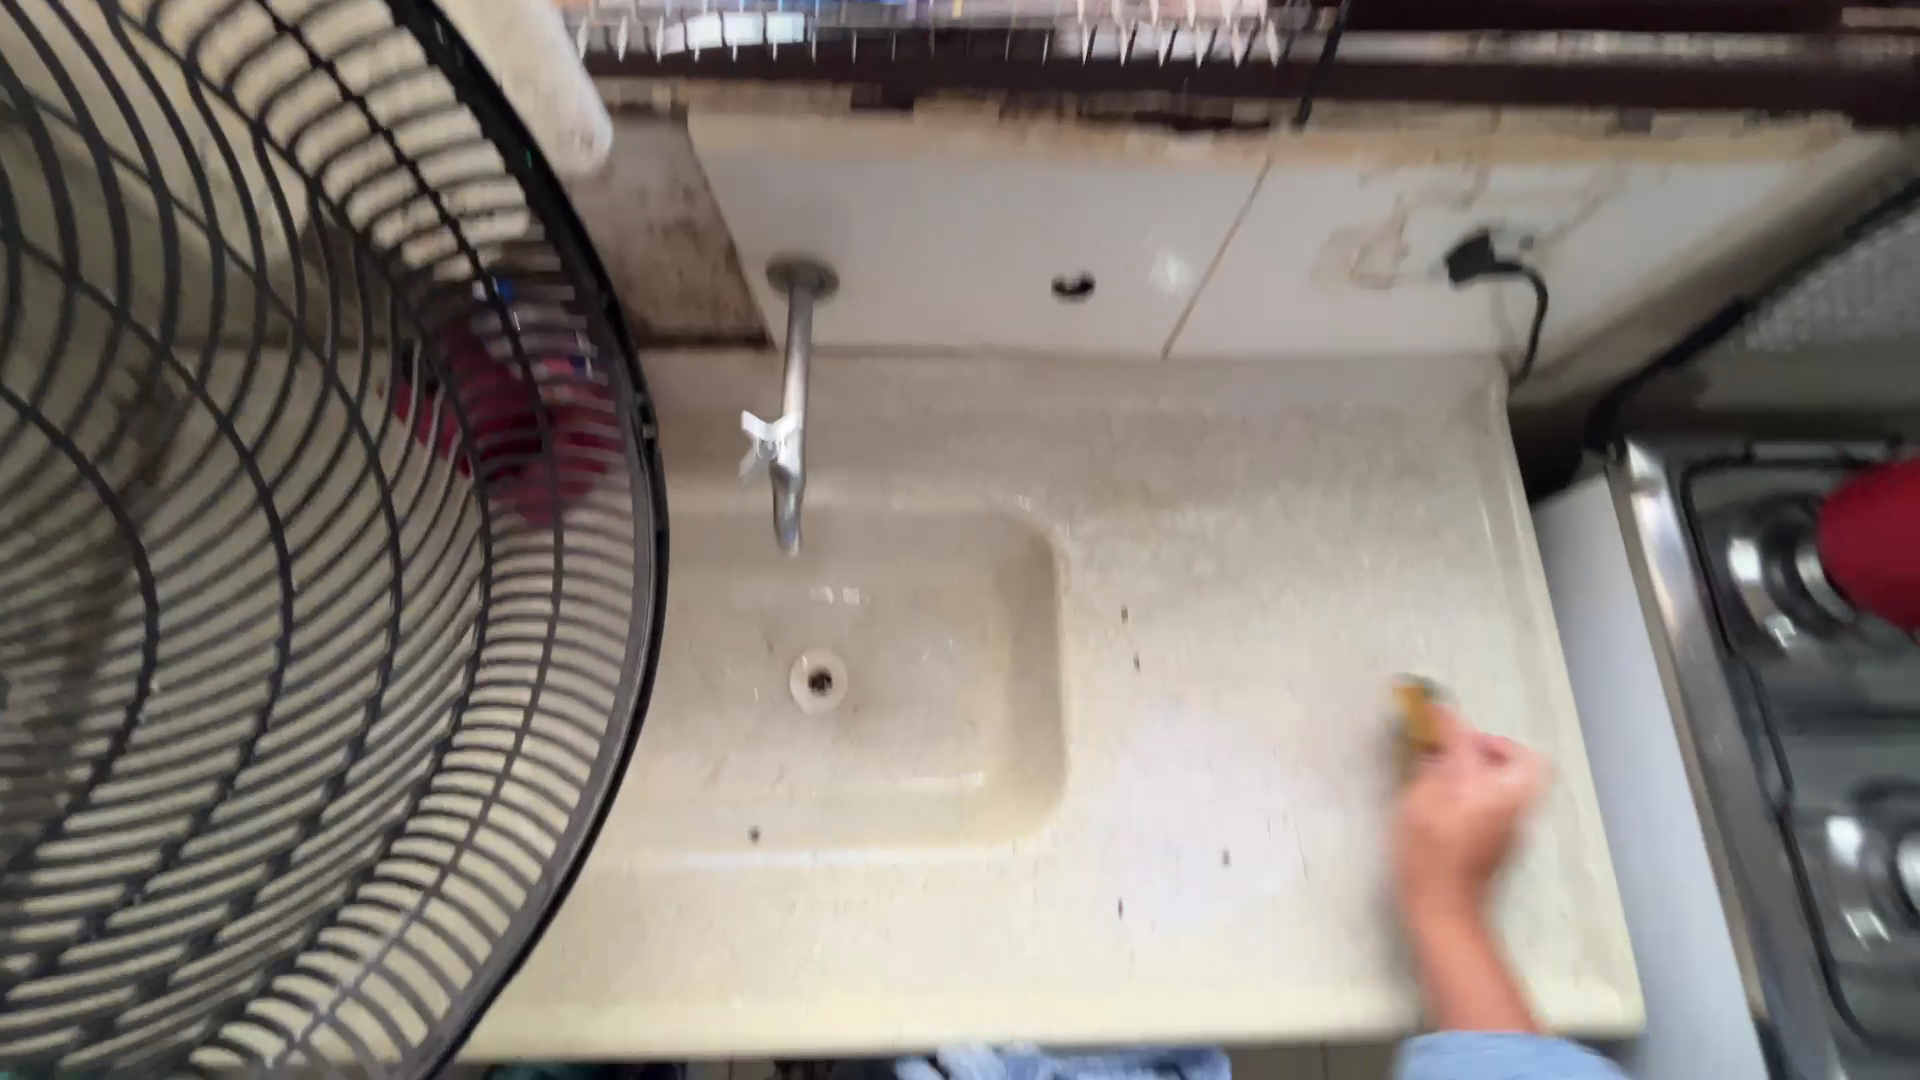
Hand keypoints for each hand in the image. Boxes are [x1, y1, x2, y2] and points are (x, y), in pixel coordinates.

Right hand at [1393, 708, 1547, 930]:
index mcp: (1489, 791)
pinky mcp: (1504, 839)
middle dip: (1493, 746)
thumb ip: (1432, 768)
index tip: (1434, 711)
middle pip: (1525, 762)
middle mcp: (1510, 804)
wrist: (1445, 908)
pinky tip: (1449, 797)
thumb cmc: (1426, 854)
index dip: (1453, 723)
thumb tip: (1439, 744)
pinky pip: (1503, 798)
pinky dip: (1482, 786)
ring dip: (1488, 766)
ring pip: (1516, 780)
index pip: (1474, 743)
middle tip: (1458, 745)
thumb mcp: (1417, 803)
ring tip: (1447, 768)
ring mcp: (1512, 824)